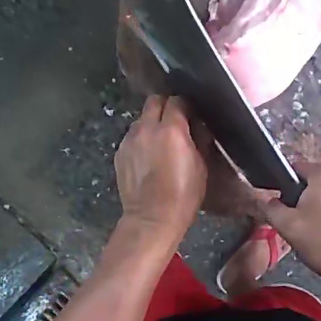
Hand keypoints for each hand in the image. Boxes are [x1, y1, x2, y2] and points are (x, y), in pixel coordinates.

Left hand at [115, 96, 206, 241]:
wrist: (152, 218)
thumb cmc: (184, 194)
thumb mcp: (201, 165)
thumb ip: (198, 139)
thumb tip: (196, 126)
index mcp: (171, 130)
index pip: (177, 101)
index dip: (186, 107)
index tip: (192, 117)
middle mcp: (147, 129)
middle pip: (154, 101)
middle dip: (166, 107)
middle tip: (175, 123)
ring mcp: (129, 140)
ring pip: (141, 119)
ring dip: (152, 124)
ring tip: (161, 142)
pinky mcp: (119, 153)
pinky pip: (132, 136)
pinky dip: (142, 140)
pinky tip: (148, 157)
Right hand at [254, 163, 320, 288]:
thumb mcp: (290, 227)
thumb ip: (271, 209)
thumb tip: (267, 200)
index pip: (291, 170)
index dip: (279, 189)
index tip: (278, 213)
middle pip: (310, 187)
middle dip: (301, 207)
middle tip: (298, 231)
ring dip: (319, 217)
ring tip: (319, 241)